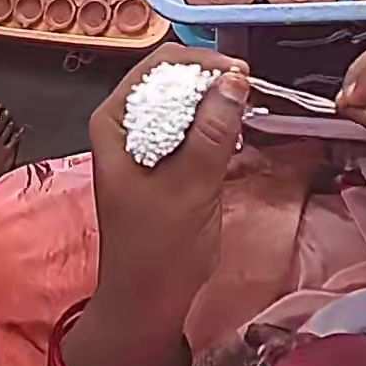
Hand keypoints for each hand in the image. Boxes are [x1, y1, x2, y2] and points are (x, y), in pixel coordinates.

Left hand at [87, 45, 249, 341]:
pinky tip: (236, 138)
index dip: (201, 63)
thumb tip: (235, 78)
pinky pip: (189, 128)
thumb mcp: (190, 185)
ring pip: (183, 104)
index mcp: (115, 120)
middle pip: (171, 80)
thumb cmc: (159, 248)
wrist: (146, 303)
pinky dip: (213, 128)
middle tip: (250, 93)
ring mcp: (142, 141)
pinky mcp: (162, 160)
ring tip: (248, 113)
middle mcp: (124, 122)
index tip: (241, 74)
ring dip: (215, 104)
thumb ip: (212, 130)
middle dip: (211, 82)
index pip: (158, 67)